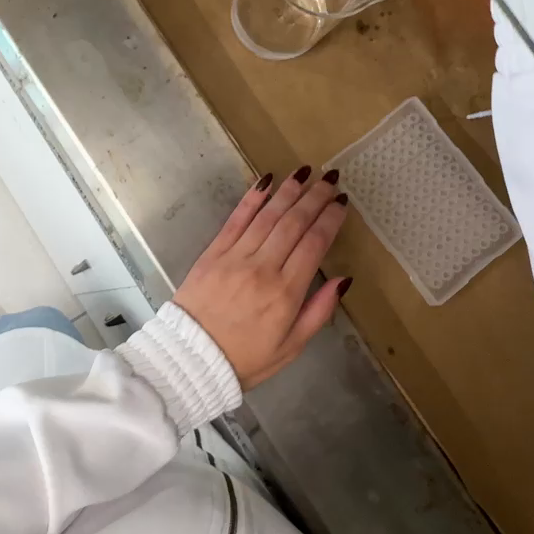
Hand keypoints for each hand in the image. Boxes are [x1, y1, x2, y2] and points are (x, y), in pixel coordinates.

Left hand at [173, 168, 351, 389]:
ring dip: (288, 191)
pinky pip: (236, 220)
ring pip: (267, 216)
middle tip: (330, 179)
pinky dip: (252, 199)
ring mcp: (235, 257)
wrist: (191, 359)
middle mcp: (262, 268)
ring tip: (305, 173)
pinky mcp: (212, 253)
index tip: (342, 203)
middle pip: (293, 223)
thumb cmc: (245, 359)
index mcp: (286, 293)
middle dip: (314, 197)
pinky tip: (266, 183)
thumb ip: (319, 311)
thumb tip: (342, 279)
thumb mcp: (291, 347)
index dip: (330, 219)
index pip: (314, 244)